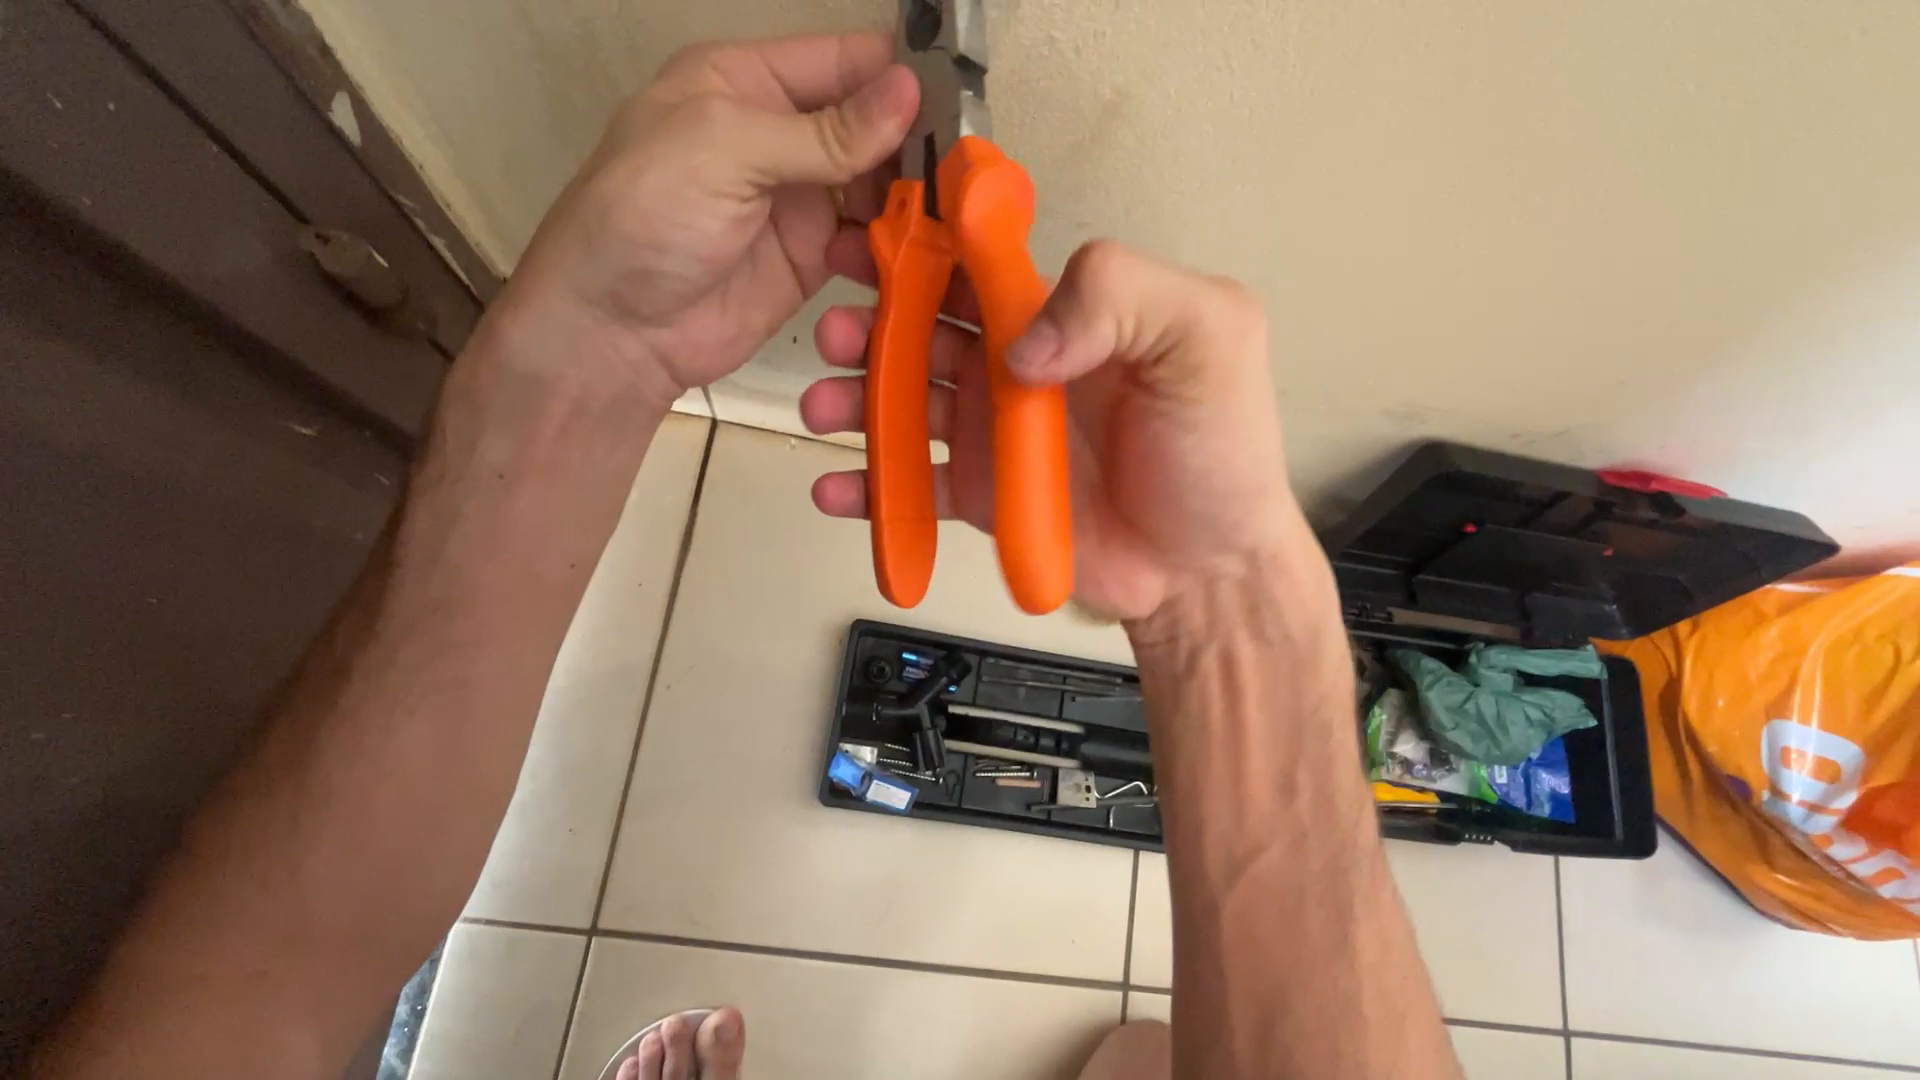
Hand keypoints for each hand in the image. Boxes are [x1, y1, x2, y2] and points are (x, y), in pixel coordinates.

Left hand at [484, 32, 918, 409]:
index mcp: (750, 82)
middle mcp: (782, 135)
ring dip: (911, 201)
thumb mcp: (727, 150)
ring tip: (949, 220)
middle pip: (872, 126)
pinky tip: (913, 257)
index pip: (845, 60)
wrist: (617, 329)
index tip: (959, 99)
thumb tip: (909, 90)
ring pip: (878, 187)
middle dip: (916, 145)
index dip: (900, 74)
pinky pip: (868, 244)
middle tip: (967, 175)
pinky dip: (893, 248)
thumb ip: (823, 130)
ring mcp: (801, 201)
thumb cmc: (647, 217)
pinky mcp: (813, 260)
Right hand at [801, 240, 1296, 620]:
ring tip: (826, 404)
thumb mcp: (1207, 339)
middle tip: (837, 327)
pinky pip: (912, 482)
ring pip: (904, 399)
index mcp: (1068, 315)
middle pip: (926, 326)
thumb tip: (1020, 340)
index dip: (927, 242)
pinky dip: (869, 484)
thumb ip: (1120, 295)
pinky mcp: (979, 492)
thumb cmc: (1218, 454)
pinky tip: (839, 486)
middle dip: (872, 319)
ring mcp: (993, 431)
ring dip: (856, 397)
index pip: (984, 261)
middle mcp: (1020, 366)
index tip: (876, 234)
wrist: (1203, 567)